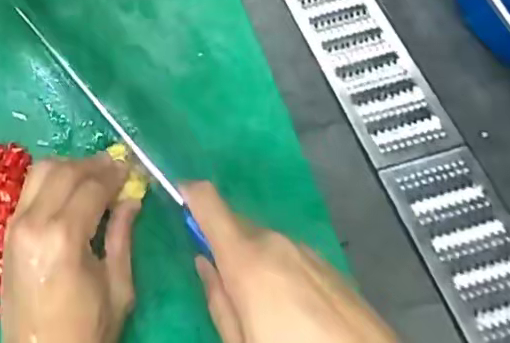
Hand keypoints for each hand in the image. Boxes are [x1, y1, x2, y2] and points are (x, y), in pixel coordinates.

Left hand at [2, 152, 143, 342]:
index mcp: (64, 238)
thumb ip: (122, 236)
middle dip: (95, 165)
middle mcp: (35, 222)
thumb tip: (132, 197)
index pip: (93, 187)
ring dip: (70, 166)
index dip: (116, 174)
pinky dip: (51, 178)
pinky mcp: (7, 231)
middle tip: (116, 166)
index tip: (133, 168)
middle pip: (66, 171)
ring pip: (43, 170)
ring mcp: (16, 224)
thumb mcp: (117, 289)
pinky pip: (29, 187)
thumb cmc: (85, 332)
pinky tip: (69, 187)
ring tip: (93, 175)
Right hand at [185, 182, 398, 342]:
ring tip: (260, 309)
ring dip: (254, 261)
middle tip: (220, 281)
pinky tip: (293, 315)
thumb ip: (219, 302)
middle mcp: (276, 243)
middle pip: (237, 226)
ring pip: (266, 244)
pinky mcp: (332, 269)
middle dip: (223, 243)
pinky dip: (281, 273)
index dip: (190, 193)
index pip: (209, 201)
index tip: (177, 197)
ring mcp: (307, 253)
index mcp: (247, 259)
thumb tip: (205, 264)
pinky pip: (292, 259)